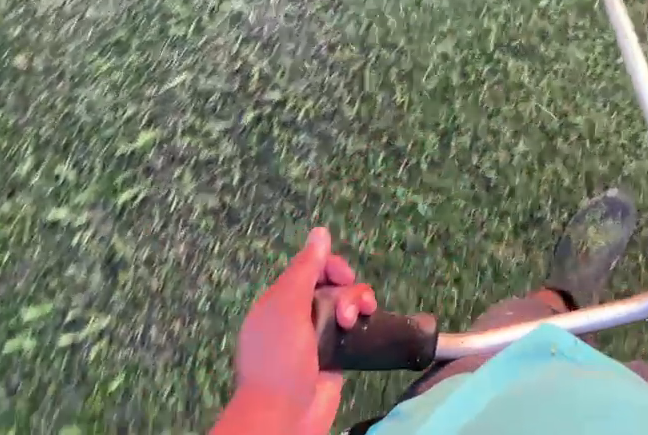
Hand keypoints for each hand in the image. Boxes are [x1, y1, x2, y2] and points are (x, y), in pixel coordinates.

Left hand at [216, 227, 376, 434]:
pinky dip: (361, 322)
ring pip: (345, 303)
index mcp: (279, 302)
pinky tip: (367, 324)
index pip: (309, 269)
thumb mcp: (287, 306)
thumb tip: (320, 231)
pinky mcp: (335, 356)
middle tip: (347, 310)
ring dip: (355, 303)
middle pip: (331, 284)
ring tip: (353, 321)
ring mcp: (317, 337)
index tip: (342, 275)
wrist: (282, 418)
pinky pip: (353, 328)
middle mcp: (298, 316)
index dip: (329, 265)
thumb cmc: (279, 358)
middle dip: (346, 289)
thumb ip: (305, 268)